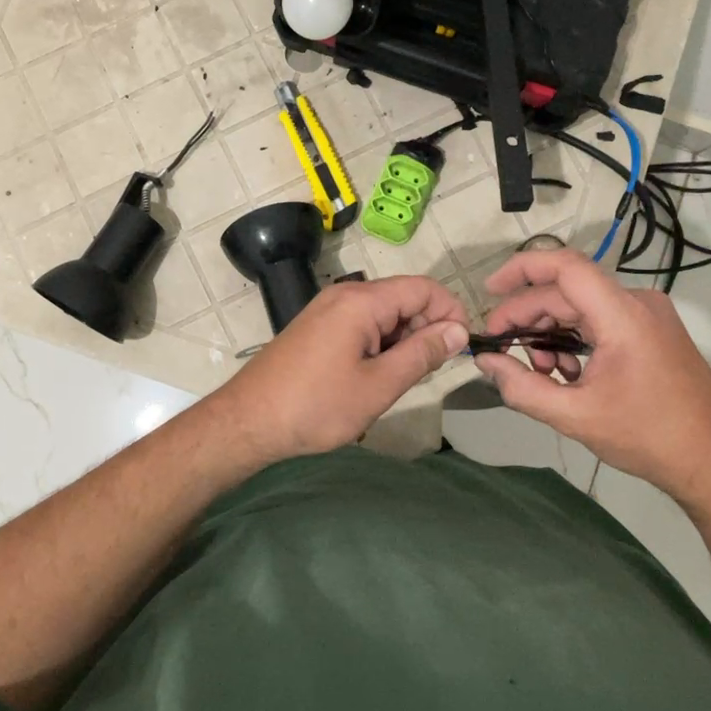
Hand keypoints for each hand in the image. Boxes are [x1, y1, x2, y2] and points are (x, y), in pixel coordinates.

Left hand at [205, 276, 469, 464]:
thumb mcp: (379, 385)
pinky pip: (359, 326)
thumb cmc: (317, 406)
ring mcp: (325, 311)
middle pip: (402, 298)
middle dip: (425, 329)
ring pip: (382, 314)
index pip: (423, 289)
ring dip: (401, 341)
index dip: (450, 312)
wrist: (248, 421)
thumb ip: (422, 354)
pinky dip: (377, 345)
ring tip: (398, 380)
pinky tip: (373, 378)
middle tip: (429, 371)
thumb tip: (458, 331)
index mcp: (361, 301)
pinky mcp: (315, 329)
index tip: (462, 347)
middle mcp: (343, 296)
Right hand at [472, 249, 710, 507]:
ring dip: (549, 333)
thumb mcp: (574, 416)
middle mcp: (637, 303)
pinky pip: (599, 321)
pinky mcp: (651, 331)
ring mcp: (648, 315)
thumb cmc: (646, 437)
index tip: (488, 291)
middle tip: (500, 349)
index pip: (565, 267)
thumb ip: (521, 386)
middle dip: (526, 317)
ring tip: (540, 373)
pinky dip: (573, 340)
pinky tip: (567, 375)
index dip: (521, 269)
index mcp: (623, 315)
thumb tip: (485, 361)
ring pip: (580, 307)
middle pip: (566, 292)